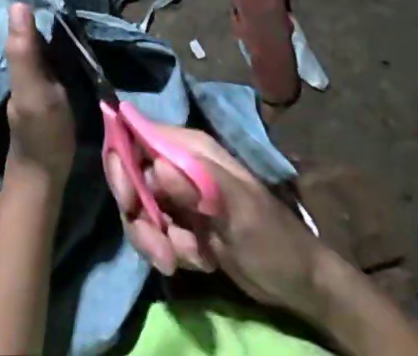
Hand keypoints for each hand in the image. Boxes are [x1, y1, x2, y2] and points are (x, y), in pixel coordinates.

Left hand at [4, 3, 74, 185]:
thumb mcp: (32, 91)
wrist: (47, 177)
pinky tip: (79, 32)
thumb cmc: (40, 133)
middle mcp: (26, 62)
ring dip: (58, 22)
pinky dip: (65, 41)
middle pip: (36, 25)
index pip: (24, 16)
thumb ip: (24, 52)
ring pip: (47, 39)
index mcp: (19, 59)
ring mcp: (39, 75)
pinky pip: (58, 54)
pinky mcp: (53, 85)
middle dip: (48, 4)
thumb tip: (18, 3)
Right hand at [105, 127, 330, 316]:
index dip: (122, 161)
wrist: (296, 281)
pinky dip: (166, 250)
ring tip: (182, 261)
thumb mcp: (239, 212)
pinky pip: (153, 231)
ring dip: (154, 239)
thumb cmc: (272, 239)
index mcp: (192, 148)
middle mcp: (179, 163)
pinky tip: (196, 262)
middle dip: (138, 213)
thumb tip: (157, 165)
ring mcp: (178, 194)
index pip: (139, 135)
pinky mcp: (180, 222)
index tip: (129, 201)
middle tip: (160, 246)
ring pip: (139, 208)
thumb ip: (199, 186)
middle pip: (132, 174)